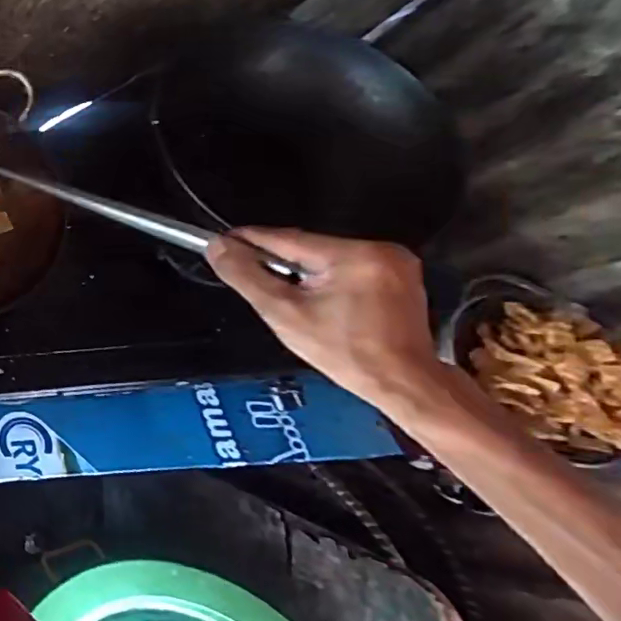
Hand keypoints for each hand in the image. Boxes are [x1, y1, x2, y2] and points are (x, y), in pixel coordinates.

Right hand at [206, 227, 445, 405]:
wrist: (402, 383)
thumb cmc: (342, 351)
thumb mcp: (282, 313)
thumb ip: (245, 275)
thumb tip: (217, 246)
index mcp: (354, 255)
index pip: (285, 238)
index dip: (246, 239)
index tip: (218, 242)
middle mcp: (380, 249)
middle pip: (306, 247)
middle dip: (274, 261)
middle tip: (244, 273)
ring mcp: (394, 262)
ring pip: (323, 257)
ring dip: (296, 270)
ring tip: (277, 291)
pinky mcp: (398, 276)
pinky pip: (344, 267)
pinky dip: (321, 277)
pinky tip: (310, 297)